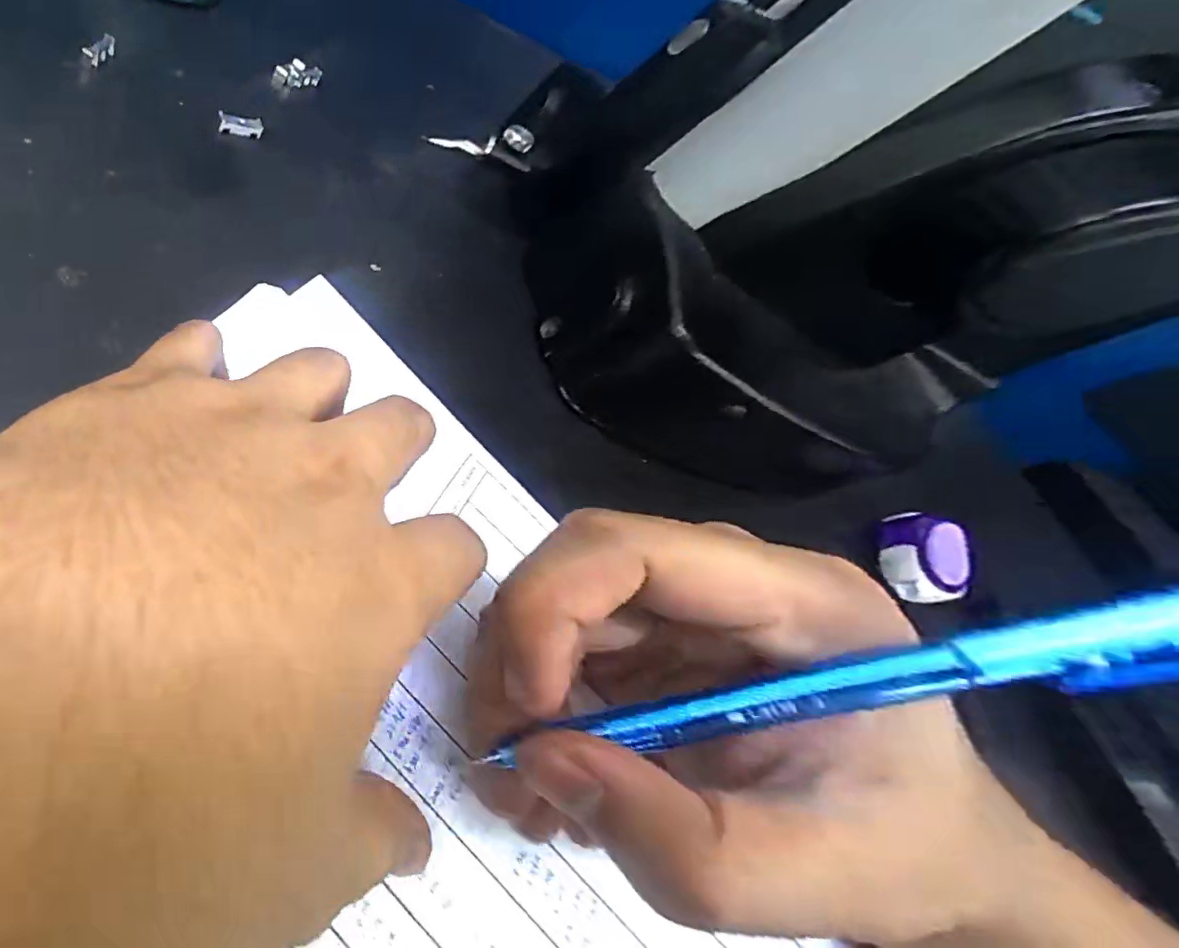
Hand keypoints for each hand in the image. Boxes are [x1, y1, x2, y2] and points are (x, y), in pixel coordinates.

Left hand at [0, 322, 485, 945]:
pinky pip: (194, 345)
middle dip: (399, 442)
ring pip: (315, 368)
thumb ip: (365, 836)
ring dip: (319, 387)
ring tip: (300, 410)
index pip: (454, 547)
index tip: (423, 576)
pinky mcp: (141, 391)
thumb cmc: (150, 782)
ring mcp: (228, 422)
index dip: (445, 562)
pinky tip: (185, 384)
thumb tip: (407, 836)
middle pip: (398, 428)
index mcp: (371, 580)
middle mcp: (316, 479)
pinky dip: (200, 359)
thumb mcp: (282, 865)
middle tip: (372, 465)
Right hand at [464, 511, 1051, 944]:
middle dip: (514, 662)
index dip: (548, 608)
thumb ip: (669, 839)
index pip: (622, 549)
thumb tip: (535, 758)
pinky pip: (551, 644)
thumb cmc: (890, 861)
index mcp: (792, 598)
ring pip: (544, 607)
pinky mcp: (642, 632)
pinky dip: (526, 707)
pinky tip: (548, 773)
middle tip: (503, 759)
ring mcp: (676, 602)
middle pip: (567, 574)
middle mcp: (720, 576)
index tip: (531, 706)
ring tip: (523, 789)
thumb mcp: (794, 884)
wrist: (928, 862)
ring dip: (510, 692)